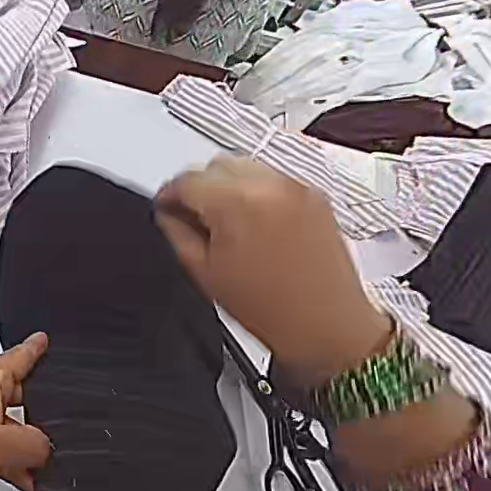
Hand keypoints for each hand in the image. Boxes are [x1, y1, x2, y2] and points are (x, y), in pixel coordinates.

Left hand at [0, 332, 53, 490]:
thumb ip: (32, 444)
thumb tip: (46, 447)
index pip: (19, 356)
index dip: (36, 348)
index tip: (44, 339)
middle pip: (20, 394)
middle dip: (39, 411)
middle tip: (55, 425)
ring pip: (9, 423)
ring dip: (23, 444)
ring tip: (36, 465)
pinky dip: (9, 458)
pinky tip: (20, 476)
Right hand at [155, 157, 390, 385]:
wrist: (325, 325)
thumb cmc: (272, 310)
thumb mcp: (204, 273)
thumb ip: (177, 234)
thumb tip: (168, 213)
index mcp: (235, 202)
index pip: (186, 180)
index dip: (168, 195)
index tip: (165, 208)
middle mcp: (268, 184)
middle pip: (216, 166)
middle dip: (199, 187)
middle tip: (193, 218)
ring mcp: (295, 186)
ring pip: (245, 166)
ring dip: (228, 186)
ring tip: (227, 224)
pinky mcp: (314, 195)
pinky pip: (272, 178)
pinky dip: (256, 192)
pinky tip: (254, 225)